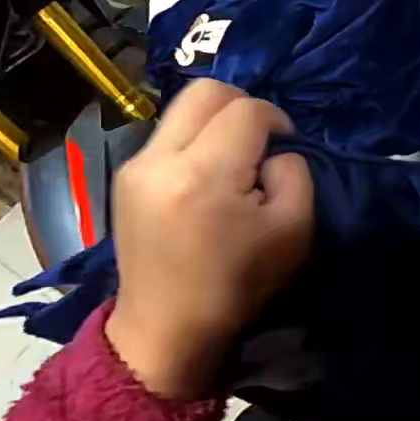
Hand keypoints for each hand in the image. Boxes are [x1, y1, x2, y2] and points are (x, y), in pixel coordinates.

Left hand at [106, 79, 313, 398]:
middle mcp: (160, 158)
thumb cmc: (236, 285)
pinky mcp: (124, 175)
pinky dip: (194, 140)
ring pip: (184, 107)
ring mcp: (136, 164)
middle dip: (242, 106)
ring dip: (216, 121)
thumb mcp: (294, 231)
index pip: (248, 110)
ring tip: (230, 159)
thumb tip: (275, 149)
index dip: (277, 121)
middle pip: (207, 90)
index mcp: (203, 175)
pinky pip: (168, 133)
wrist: (167, 330)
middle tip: (257, 142)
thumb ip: (294, 172)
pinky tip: (203, 175)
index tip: (284, 151)